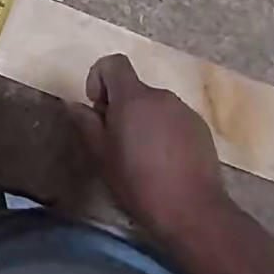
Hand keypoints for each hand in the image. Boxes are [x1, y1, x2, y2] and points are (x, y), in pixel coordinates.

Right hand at [68, 53, 233, 243]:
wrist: (192, 210)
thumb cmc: (139, 183)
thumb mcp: (102, 157)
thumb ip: (86, 124)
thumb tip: (74, 104)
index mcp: (133, 97)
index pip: (114, 63)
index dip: (99, 77)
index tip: (98, 108)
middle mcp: (160, 95)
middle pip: (133, 89)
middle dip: (121, 108)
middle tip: (116, 143)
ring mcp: (183, 109)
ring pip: (153, 106)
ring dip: (142, 121)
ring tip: (142, 158)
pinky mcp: (199, 126)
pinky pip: (173, 119)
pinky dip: (163, 132)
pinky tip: (165, 163)